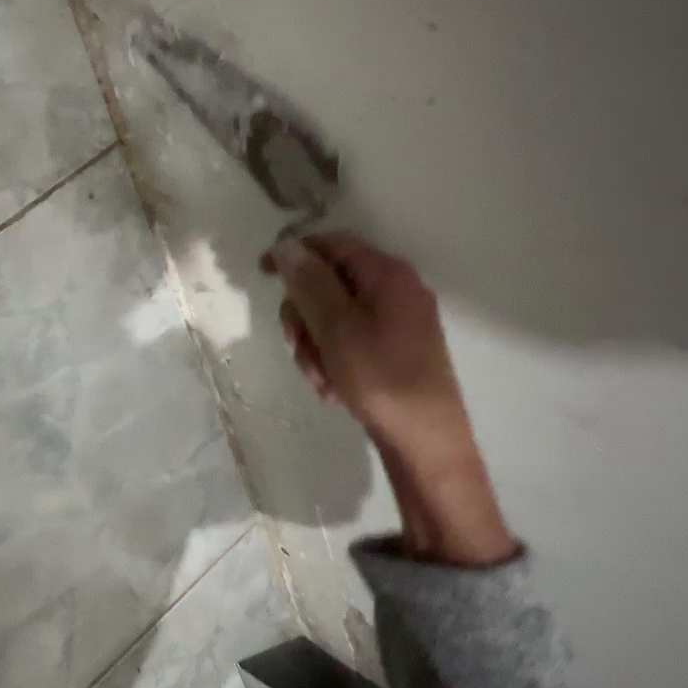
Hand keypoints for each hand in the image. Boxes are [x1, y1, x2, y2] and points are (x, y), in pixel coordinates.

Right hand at [261, 232, 466, 450]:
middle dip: (303, 314)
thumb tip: (287, 245)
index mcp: (387, 276)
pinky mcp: (391, 349)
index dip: (293, 255)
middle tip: (298, 342)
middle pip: (326, 283)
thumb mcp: (336, 326)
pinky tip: (332, 387)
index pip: (331, 245)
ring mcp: (395, 322)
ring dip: (313, 344)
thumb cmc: (381, 377)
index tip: (262, 275)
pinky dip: (330, 359)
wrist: (425, 442)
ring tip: (320, 376)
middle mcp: (395, 291)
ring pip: (330, 316)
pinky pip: (346, 340)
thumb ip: (310, 282)